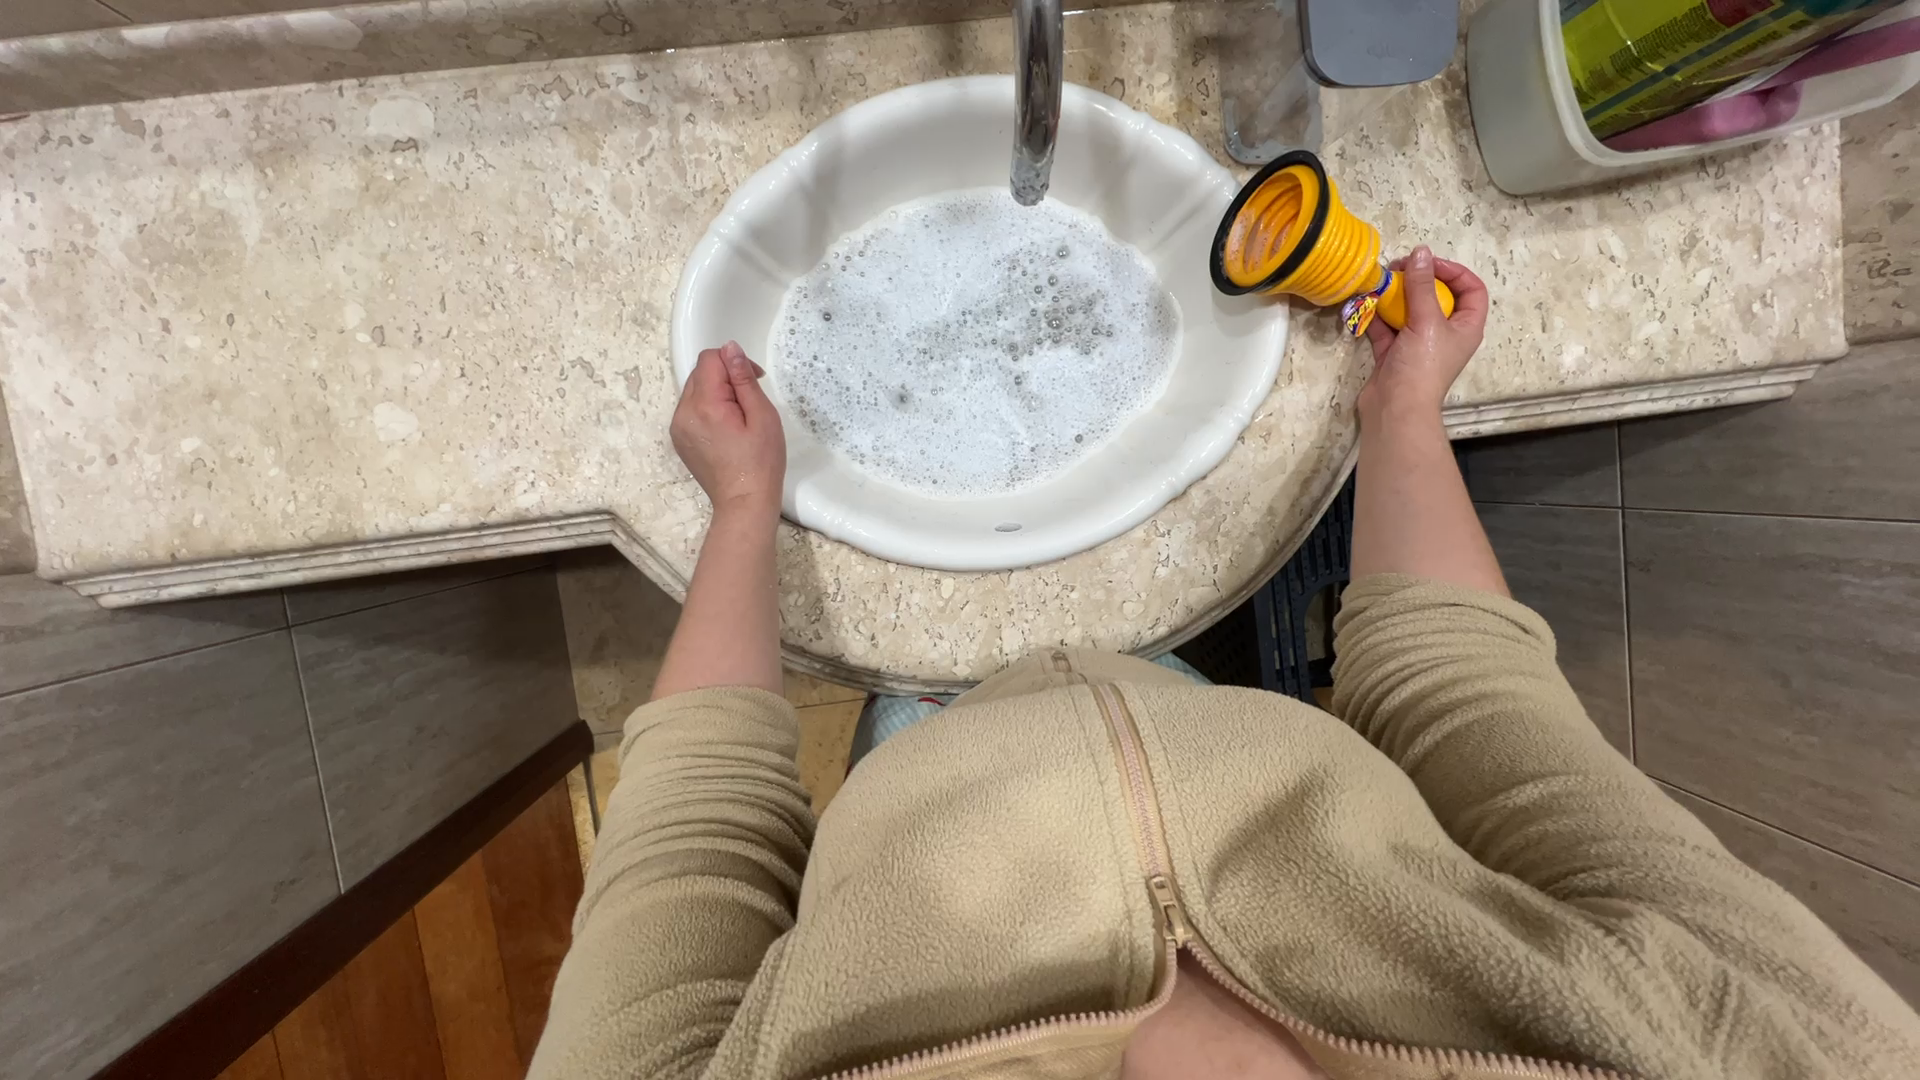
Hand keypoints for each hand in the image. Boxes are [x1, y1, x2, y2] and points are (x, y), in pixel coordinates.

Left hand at [670, 341, 785, 519]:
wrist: (744, 502)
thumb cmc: (761, 463)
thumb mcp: (763, 416)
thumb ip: (743, 379)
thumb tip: (731, 349)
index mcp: (705, 405)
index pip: (710, 359)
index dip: (734, 362)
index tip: (755, 379)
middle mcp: (683, 412)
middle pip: (700, 373)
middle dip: (726, 378)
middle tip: (751, 402)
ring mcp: (678, 427)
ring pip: (695, 391)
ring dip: (717, 394)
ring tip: (740, 418)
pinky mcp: (680, 439)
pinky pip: (692, 410)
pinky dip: (709, 410)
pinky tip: (727, 429)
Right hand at [1359, 247, 1488, 420]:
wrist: (1395, 409)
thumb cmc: (1421, 366)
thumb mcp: (1426, 321)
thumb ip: (1421, 286)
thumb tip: (1420, 252)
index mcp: (1466, 326)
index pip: (1470, 289)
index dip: (1453, 271)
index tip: (1427, 263)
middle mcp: (1444, 334)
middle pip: (1436, 298)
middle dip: (1417, 282)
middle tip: (1397, 270)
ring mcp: (1418, 345)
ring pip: (1408, 312)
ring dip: (1393, 298)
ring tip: (1378, 285)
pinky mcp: (1393, 355)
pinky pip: (1386, 330)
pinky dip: (1376, 318)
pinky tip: (1365, 306)